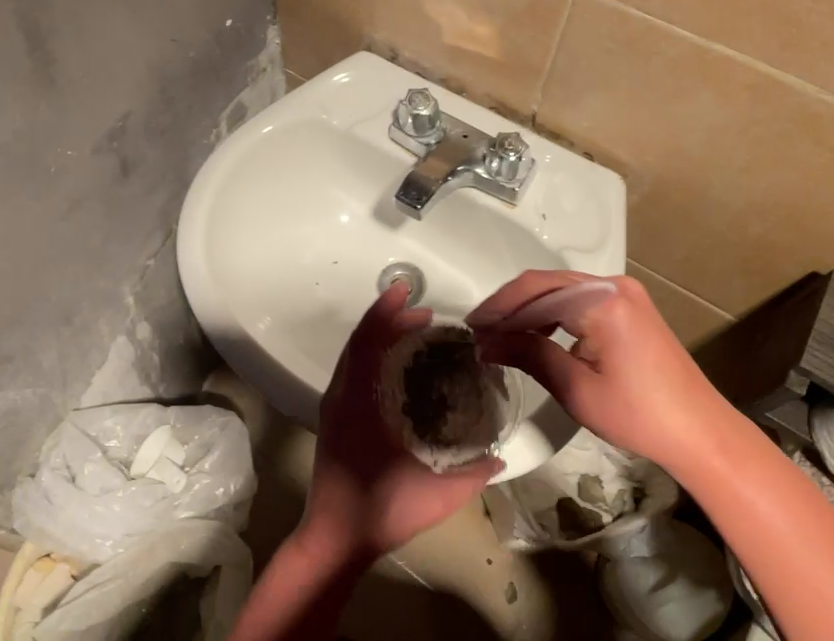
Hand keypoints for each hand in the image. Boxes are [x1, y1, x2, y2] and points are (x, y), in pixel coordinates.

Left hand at [298, 281, 502, 561]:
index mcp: (359, 403)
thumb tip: (499, 456)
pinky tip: (397, 368)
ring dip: (380, 338)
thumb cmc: (380, 512)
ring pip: (354, 357)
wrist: (335, 540)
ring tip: (413, 332)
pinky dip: (372, 357)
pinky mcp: (334, 420)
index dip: (385, 312)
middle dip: (388, 320)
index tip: (408, 293)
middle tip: (424, 313)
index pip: (367, 342)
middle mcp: (341, 397)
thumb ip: (472, 474)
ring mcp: (334, 408)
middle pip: (360, 343)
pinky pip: (351, 373)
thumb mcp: (435, 495)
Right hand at [468, 270, 732, 469]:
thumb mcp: (576, 389)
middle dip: (511, 306)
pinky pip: (580, 299)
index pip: (535, 290)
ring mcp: (625, 294)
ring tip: (502, 335)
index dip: (499, 307)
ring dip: (531, 309)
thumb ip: (529, 355)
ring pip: (562, 289)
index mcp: (601, 301)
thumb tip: (486, 343)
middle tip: (482, 332)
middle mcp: (613, 286)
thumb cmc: (638, 415)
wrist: (701, 432)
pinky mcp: (631, 307)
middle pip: (547, 283)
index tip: (472, 328)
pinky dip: (554, 312)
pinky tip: (537, 334)